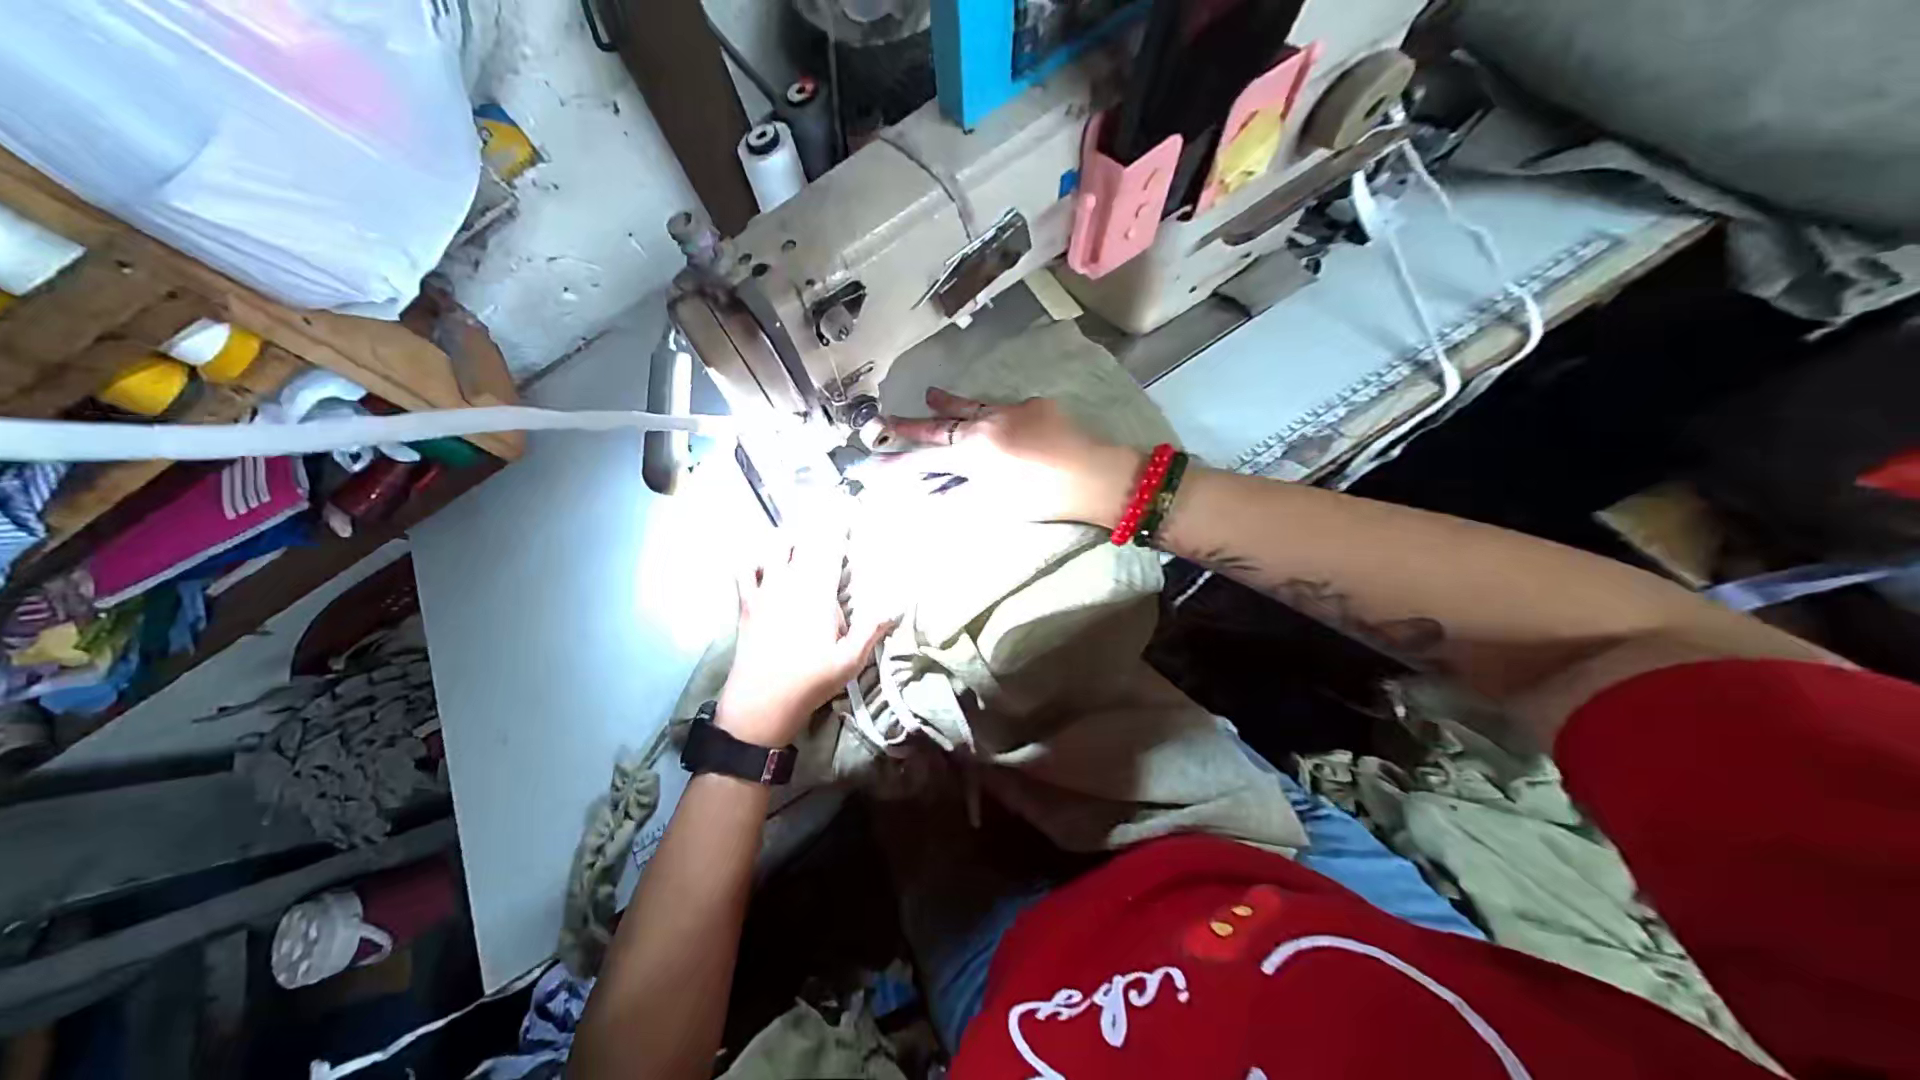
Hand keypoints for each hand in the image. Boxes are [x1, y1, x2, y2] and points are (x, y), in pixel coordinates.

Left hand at [716, 526, 892, 746]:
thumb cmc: (810, 681)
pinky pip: (744, 571)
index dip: (839, 525)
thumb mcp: (850, 661)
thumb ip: (871, 629)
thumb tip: (896, 605)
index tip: (848, 506)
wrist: (760, 704)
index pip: (830, 548)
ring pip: (772, 549)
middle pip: (802, 541)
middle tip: (828, 514)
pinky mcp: (746, 604)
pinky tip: (763, 563)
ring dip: (787, 538)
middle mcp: (789, 583)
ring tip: (799, 537)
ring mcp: (764, 591)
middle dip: (816, 525)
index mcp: (817, 593)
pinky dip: (754, 560)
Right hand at [873, 388, 1142, 527]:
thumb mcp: (995, 506)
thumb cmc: (1043, 499)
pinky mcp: (1034, 405)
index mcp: (972, 453)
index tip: (871, 461)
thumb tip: (933, 494)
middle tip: (884, 420)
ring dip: (946, 403)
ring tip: (929, 394)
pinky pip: (1003, 408)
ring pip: (968, 405)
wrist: (1094, 475)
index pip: (924, 459)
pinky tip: (995, 421)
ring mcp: (1009, 410)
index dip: (897, 462)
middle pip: (939, 425)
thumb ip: (960, 498)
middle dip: (910, 425)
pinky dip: (990, 415)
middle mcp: (983, 425)